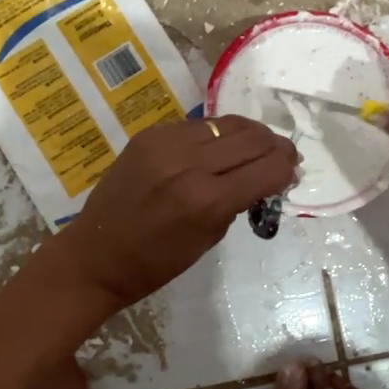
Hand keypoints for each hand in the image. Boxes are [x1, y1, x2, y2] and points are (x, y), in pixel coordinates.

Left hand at [60, 115, 296, 310]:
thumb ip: (237, 203)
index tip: (292, 173)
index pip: (268, 170)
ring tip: (259, 145)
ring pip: (227, 124)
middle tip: (284, 156)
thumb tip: (264, 178)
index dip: (287, 170)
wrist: (95, 255)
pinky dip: (216, 134)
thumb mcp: (208, 240)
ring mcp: (167, 144)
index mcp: (207, 200)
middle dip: (276, 147)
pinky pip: (197, 125)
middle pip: (253, 140)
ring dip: (250, 135)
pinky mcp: (150, 135)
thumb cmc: (155, 263)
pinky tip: (220, 146)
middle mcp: (190, 164)